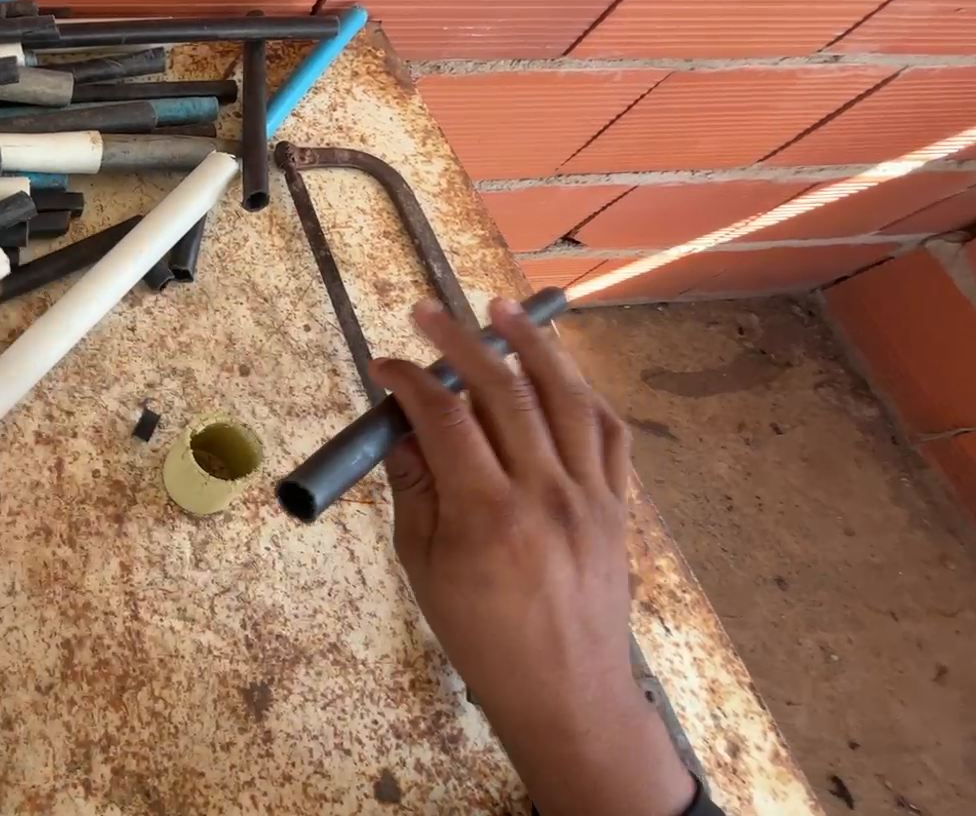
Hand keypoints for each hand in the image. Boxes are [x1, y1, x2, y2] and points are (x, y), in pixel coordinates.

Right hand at [369, 298, 695, 815]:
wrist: (567, 691)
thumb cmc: (478, 631)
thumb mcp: (421, 561)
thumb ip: (413, 486)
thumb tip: (401, 426)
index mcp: (486, 513)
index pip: (444, 419)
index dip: (409, 380)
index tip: (383, 363)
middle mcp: (546, 492)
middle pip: (504, 393)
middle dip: (460, 343)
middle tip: (427, 312)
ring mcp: (592, 495)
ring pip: (567, 399)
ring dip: (532, 345)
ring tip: (502, 308)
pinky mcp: (618, 504)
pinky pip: (607, 432)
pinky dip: (579, 390)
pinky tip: (555, 368)